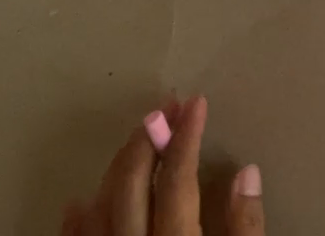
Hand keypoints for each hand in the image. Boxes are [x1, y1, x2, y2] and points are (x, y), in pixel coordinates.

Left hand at [61, 96, 264, 235]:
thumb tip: (247, 172)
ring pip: (102, 211)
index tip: (196, 101)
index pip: (177, 180)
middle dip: (148, 142)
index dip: (186, 137)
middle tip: (166, 106)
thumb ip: (247, 225)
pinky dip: (77, 222)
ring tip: (136, 137)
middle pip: (133, 189)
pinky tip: (78, 201)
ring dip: (116, 170)